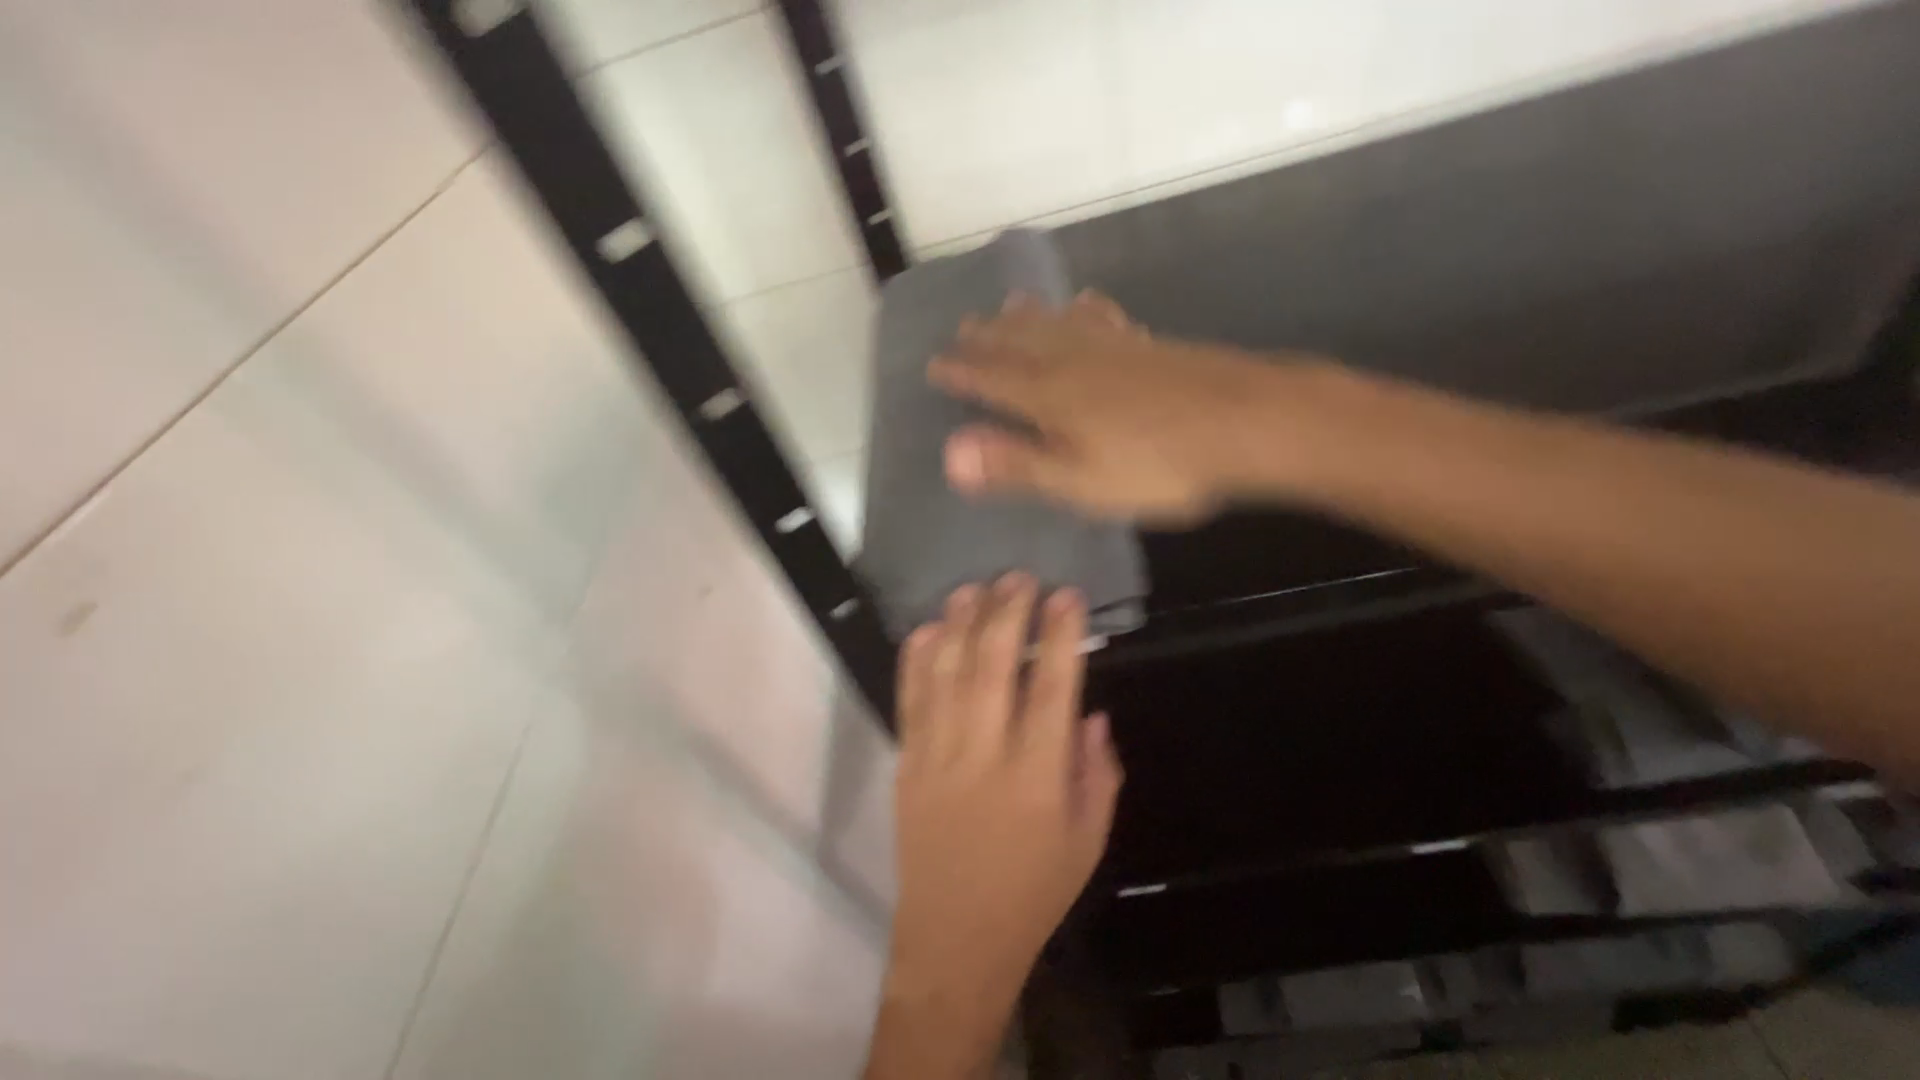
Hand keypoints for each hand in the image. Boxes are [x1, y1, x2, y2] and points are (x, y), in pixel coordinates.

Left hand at [887, 574, 1122, 1007]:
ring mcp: (938, 758)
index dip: (1060, 635)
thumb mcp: (1089, 842)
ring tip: (973, 589)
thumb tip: (1090, 714)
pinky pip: (910, 703)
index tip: (1066, 596)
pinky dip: (916, 663)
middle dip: (1007, 613)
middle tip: (1018, 578)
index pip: (1053, 687)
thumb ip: (1098, 774)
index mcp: (1039, 777)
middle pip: (993, 666)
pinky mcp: (907, 767)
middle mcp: (986, 757)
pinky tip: (926, 631)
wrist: (956, 940)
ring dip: (959, 625)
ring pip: (946, 675)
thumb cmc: (1034, 892)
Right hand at [928, 291, 1330, 522]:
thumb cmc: (1158, 465)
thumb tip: (950, 452)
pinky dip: (1086, 311)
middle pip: (1022, 343)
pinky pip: (1104, 320)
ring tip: (1010, 305)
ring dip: (1030, 317)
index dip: (962, 372)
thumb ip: (1017, 466)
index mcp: (1051, 397)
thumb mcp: (1080, 481)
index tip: (935, 363)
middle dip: (989, 337)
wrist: (1246, 423)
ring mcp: (1116, 348)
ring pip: (1060, 325)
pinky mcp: (1149, 345)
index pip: (994, 379)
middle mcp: (1075, 362)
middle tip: (964, 327)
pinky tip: (1087, 302)